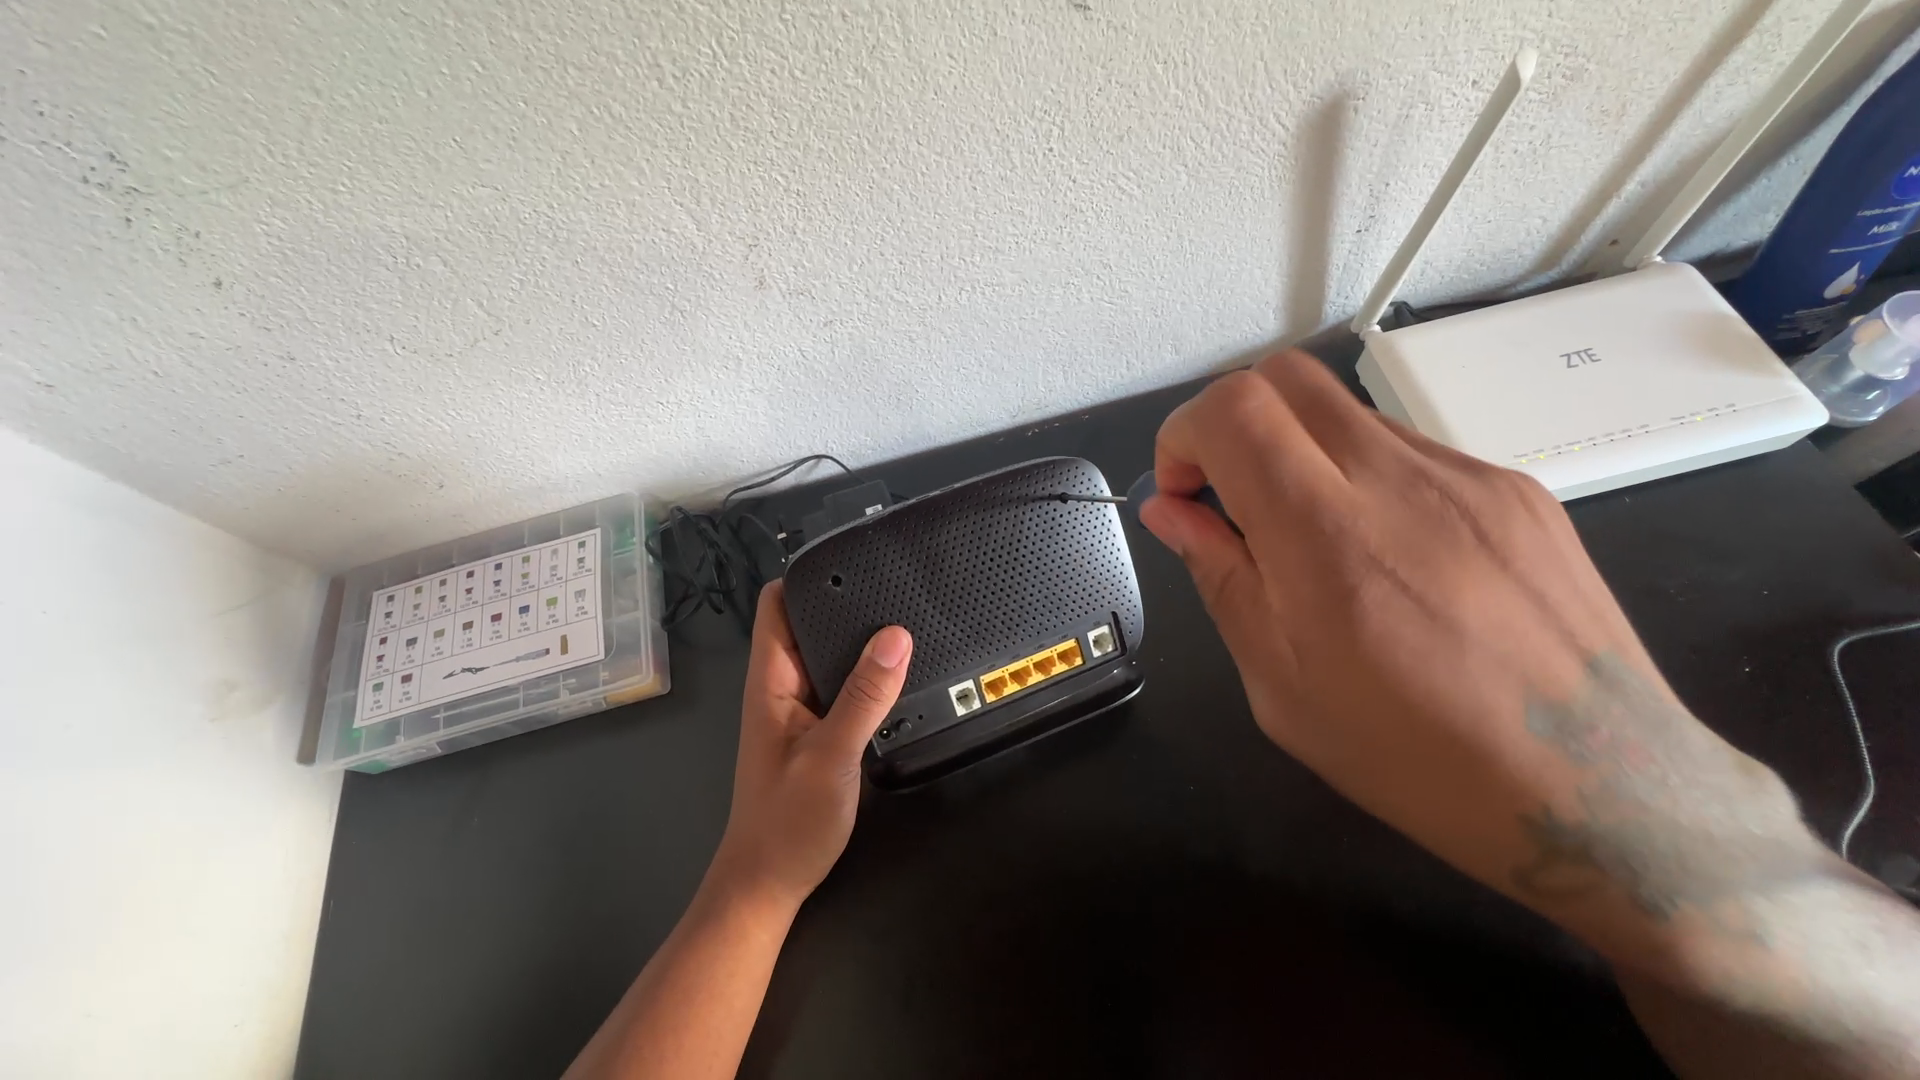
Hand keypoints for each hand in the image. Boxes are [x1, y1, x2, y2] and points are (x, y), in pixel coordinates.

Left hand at [706, 581, 911, 912]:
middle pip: (808, 623)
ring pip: (829, 655)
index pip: (777, 605)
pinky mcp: (820, 731)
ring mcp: (801, 710)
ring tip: (906, 615)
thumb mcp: (831, 755)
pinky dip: (868, 673)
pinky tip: (900, 671)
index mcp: (770, 681)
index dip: (807, 574)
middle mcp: (783, 687)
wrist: (769, 883)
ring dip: (860, 638)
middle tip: (896, 580)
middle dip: (845, 600)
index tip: (853, 556)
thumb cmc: (787, 822)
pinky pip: (844, 686)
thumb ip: (864, 696)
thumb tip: (896, 636)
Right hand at [1138, 350, 1826, 969]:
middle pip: (1287, 376)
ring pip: (1347, 410)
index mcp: (1328, 539)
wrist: (1599, 789)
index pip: (1234, 409)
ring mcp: (1470, 476)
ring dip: (1298, 452)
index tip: (1184, 496)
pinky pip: (1409, 449)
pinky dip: (1363, 477)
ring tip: (1312, 541)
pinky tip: (1387, 556)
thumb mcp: (1280, 684)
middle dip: (1230, 420)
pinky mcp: (1516, 488)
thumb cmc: (1411, 756)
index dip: (1183, 435)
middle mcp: (1401, 481)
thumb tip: (1172, 512)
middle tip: (1229, 496)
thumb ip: (1221, 577)